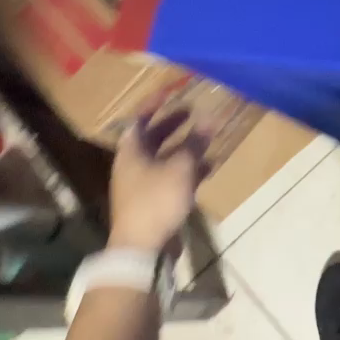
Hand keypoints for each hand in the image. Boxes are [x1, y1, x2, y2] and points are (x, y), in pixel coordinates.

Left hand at [108, 111, 206, 253]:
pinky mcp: (153, 201)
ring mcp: (142, 185)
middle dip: (172, 125)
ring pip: (164, 158)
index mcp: (131, 153)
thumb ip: (195, 144)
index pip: (139, 121)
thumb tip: (208, 121)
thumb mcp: (180, 168)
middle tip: (192, 112)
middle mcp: (133, 166)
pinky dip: (188, 169)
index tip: (171, 92)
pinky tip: (208, 167)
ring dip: (184, 147)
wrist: (142, 247)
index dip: (154, 105)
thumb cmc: (156, 200)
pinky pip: (171, 177)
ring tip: (206, 138)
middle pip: (152, 139)